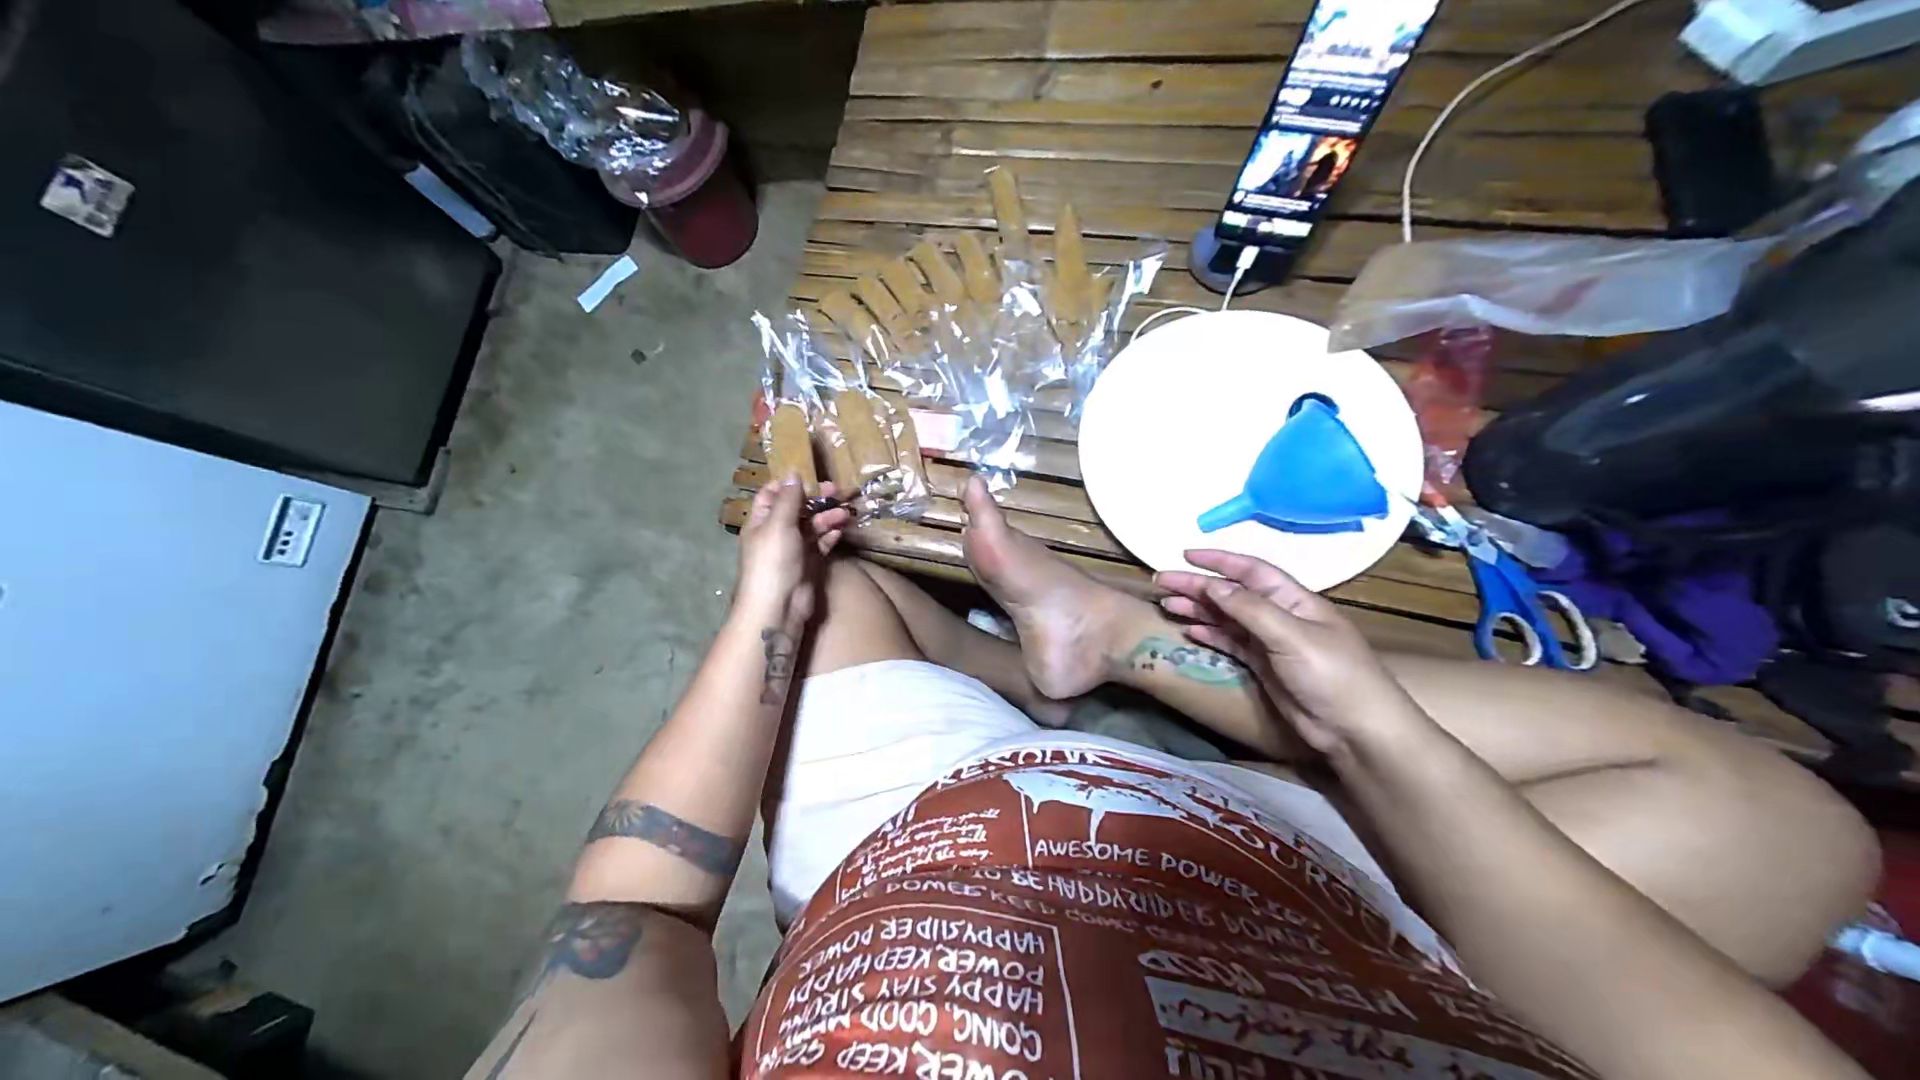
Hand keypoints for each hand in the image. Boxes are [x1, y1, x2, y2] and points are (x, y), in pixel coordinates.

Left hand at [734, 476, 850, 628]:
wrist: (779, 606)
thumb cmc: (773, 561)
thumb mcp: (778, 524)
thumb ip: (788, 499)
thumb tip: (793, 472)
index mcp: (762, 521)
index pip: (772, 494)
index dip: (789, 484)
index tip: (810, 476)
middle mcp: (777, 532)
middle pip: (798, 508)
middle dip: (816, 498)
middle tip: (837, 490)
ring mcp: (794, 549)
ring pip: (813, 526)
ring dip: (828, 517)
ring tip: (845, 513)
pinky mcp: (809, 564)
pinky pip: (821, 544)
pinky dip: (830, 536)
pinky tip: (841, 530)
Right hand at [1156, 550, 1421, 754]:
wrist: (1356, 731)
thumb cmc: (1333, 675)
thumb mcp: (1291, 636)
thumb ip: (1250, 609)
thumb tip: (1214, 584)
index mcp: (1294, 600)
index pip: (1251, 570)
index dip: (1219, 560)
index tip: (1185, 555)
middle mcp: (1280, 616)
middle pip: (1232, 593)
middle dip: (1197, 586)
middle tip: (1161, 582)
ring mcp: (1271, 643)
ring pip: (1227, 618)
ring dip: (1198, 609)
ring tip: (1166, 604)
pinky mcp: (1264, 667)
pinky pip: (1230, 643)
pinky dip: (1209, 634)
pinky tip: (1189, 630)